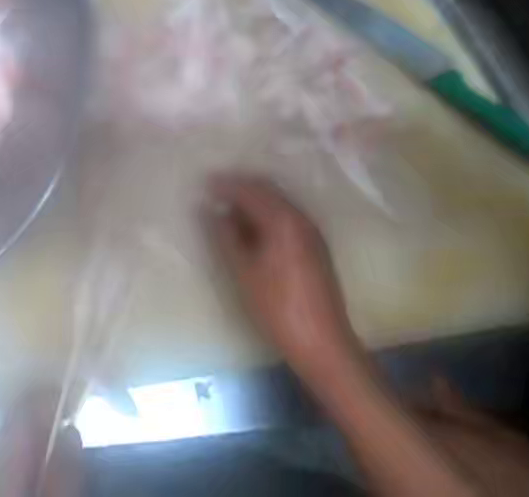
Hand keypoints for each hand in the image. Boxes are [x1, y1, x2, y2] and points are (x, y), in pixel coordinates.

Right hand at [205, 172, 364, 383]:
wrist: (324, 345)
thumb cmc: (278, 308)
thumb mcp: (243, 272)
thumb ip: (225, 236)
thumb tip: (209, 209)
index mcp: (282, 219)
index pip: (249, 190)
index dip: (225, 185)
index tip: (204, 184)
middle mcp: (300, 217)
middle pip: (267, 190)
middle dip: (241, 188)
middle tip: (215, 193)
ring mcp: (312, 231)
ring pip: (278, 202)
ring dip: (254, 200)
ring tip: (229, 211)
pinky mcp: (316, 246)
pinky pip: (288, 216)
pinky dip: (268, 213)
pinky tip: (253, 230)